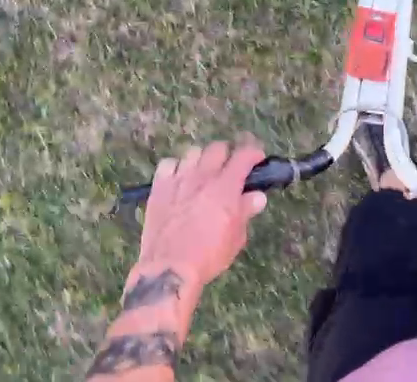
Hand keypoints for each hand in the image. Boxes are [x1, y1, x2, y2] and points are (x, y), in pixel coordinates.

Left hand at [132, 137, 268, 291]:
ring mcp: (179, 179)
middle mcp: (203, 175)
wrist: (170, 269)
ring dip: (202, 159)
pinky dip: (175, 168)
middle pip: (218, 147)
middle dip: (227, 154)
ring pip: (193, 152)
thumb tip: (258, 196)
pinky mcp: (159, 187)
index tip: (257, 158)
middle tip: (229, 167)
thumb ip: (246, 211)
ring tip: (203, 173)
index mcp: (226, 186)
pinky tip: (178, 180)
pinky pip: (168, 164)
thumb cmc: (208, 256)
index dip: (254, 152)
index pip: (244, 155)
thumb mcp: (236, 238)